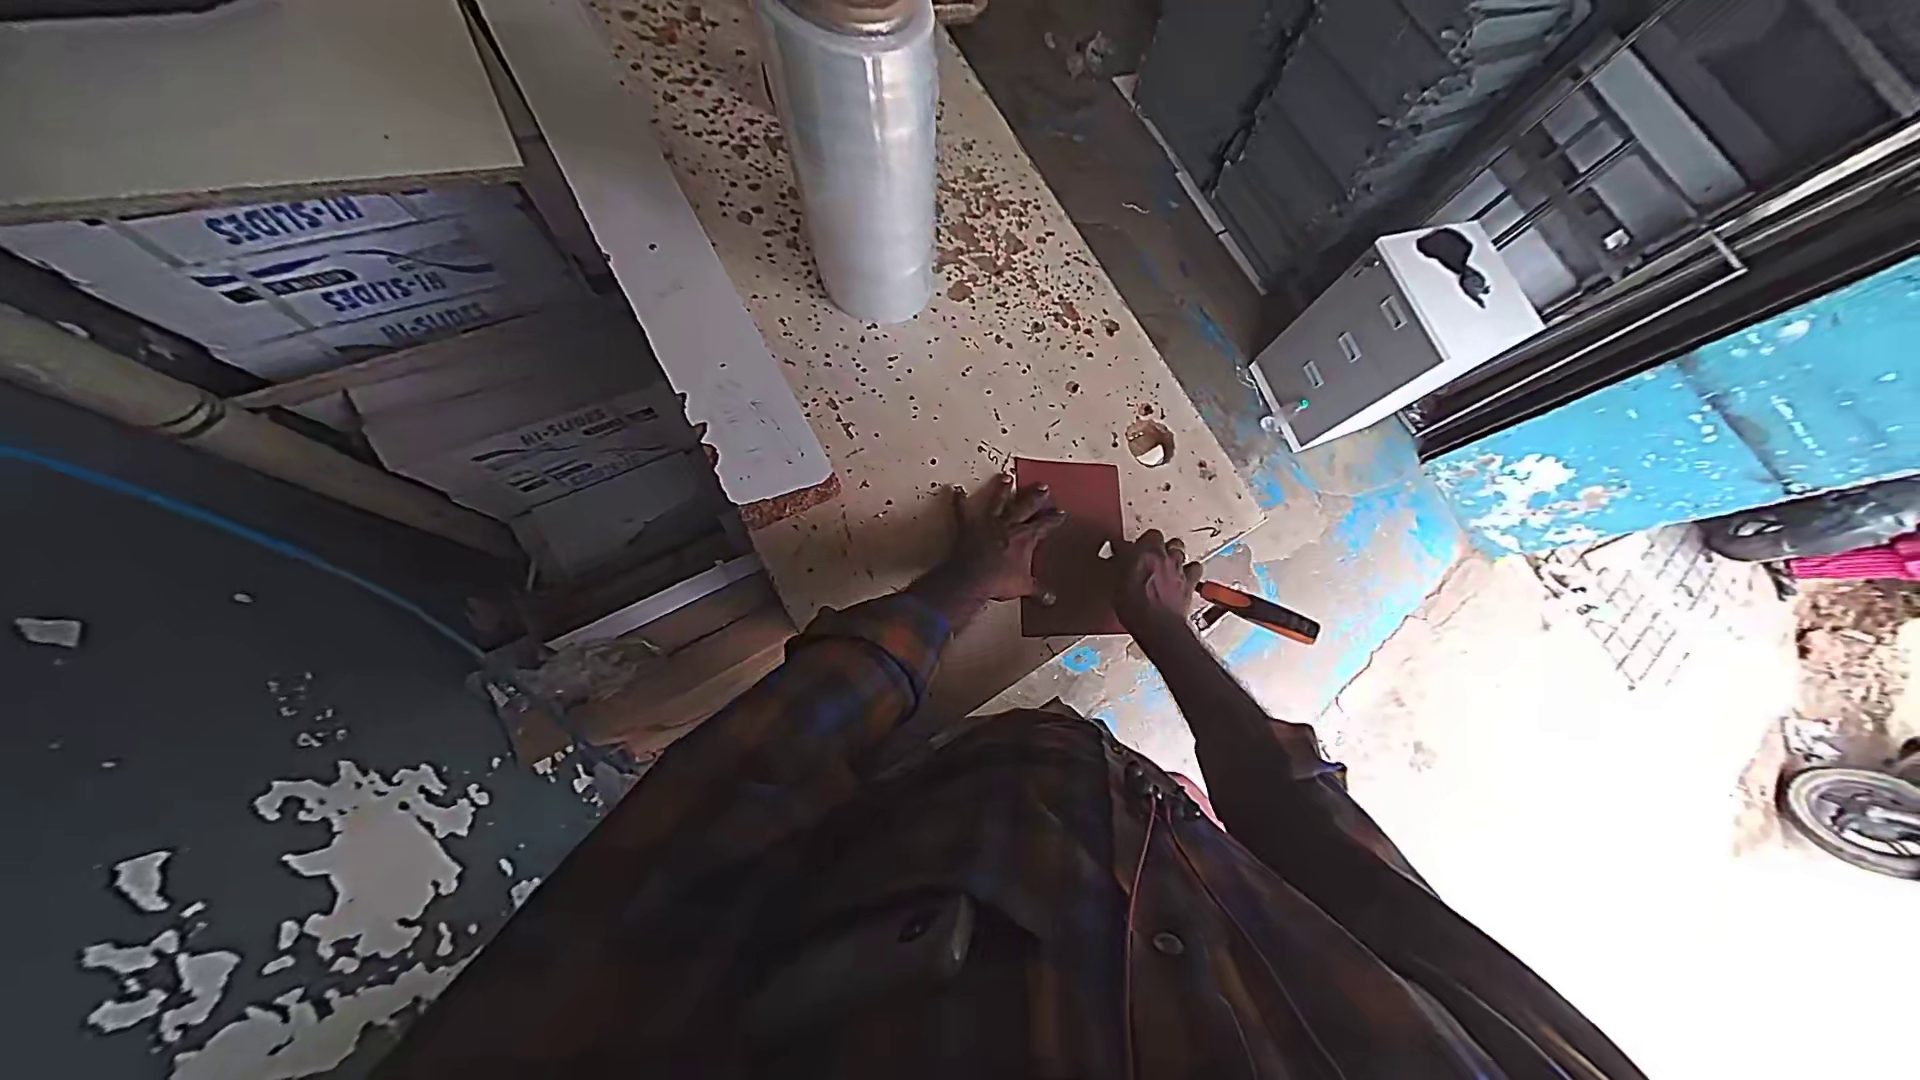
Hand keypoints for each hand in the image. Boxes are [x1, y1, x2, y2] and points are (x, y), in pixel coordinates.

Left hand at [923, 474, 1066, 606]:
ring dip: (1002, 490)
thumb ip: (1038, 591)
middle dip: (1035, 496)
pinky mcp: (968, 527)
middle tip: (1042, 487)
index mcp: (1025, 538)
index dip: (1054, 519)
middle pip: (1025, 506)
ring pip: (998, 502)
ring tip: (1006, 478)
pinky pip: (962, 511)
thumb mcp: (1024, 587)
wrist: (972, 580)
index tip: (1061, 512)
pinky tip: (955, 491)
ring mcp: (988, 524)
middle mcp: (1008, 526)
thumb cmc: (998, 581)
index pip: (1045, 524)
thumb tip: (1049, 599)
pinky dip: (958, 501)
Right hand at [1112, 529, 1201, 638]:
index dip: (1136, 543)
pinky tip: (1182, 575)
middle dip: (1156, 545)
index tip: (1128, 549)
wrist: (1156, 626)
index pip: (1143, 536)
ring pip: (1180, 551)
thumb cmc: (1135, 607)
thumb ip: (1120, 566)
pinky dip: (1189, 570)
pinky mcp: (1189, 583)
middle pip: (1164, 540)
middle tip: (1147, 554)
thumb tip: (1117, 560)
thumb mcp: (1116, 583)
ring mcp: (1178, 569)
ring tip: (1164, 562)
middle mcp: (1164, 556)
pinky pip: (1195, 569)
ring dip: (1172, 554)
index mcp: (1144, 551)